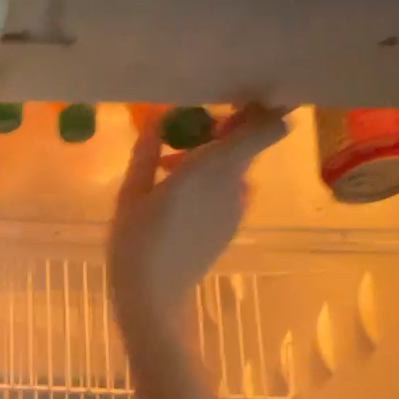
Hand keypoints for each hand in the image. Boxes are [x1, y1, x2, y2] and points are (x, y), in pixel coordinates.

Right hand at [109, 103, 290, 322]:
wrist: (154, 298)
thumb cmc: (135, 245)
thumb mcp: (130, 197)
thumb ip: (147, 156)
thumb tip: (156, 122)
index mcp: (211, 166)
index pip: (267, 125)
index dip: (263, 107)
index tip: (238, 100)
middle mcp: (235, 181)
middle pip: (247, 143)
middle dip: (222, 134)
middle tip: (183, 137)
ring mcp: (238, 204)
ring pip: (235, 168)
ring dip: (210, 163)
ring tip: (167, 175)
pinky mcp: (232, 224)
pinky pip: (228, 192)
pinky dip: (209, 188)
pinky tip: (176, 205)